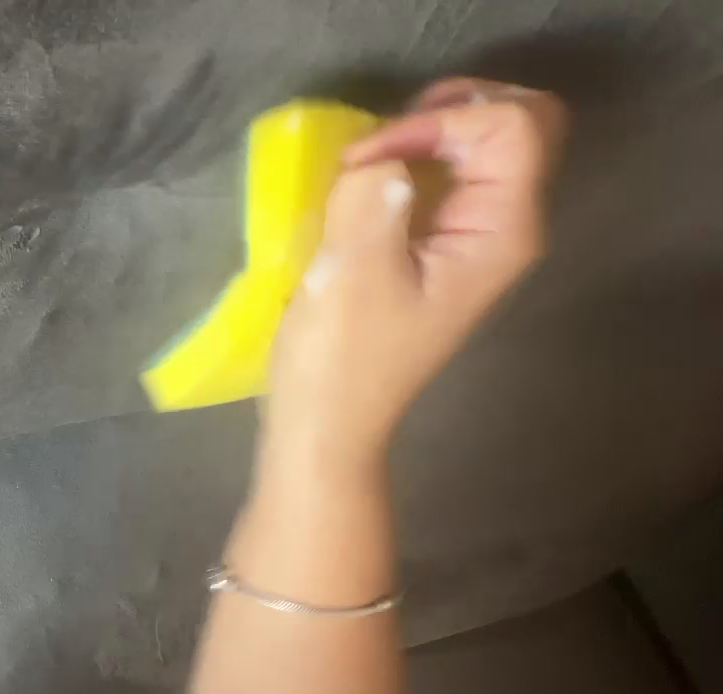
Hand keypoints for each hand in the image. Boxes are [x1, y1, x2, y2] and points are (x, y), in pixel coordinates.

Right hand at [263, 78, 568, 469]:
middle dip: (448, 118)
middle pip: (515, 133)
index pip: (505, 129)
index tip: (355, 163)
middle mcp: (502, 233)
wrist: (324, 428)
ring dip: (425, 146)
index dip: (432, 124)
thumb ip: (371, 202)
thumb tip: (374, 167)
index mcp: (499, 233)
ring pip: (480, 160)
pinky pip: (443, 194)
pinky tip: (360, 197)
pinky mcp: (432, 265)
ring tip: (361, 164)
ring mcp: (468, 251)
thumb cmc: (337, 361)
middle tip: (374, 141)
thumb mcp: (348, 277)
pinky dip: (408, 178)